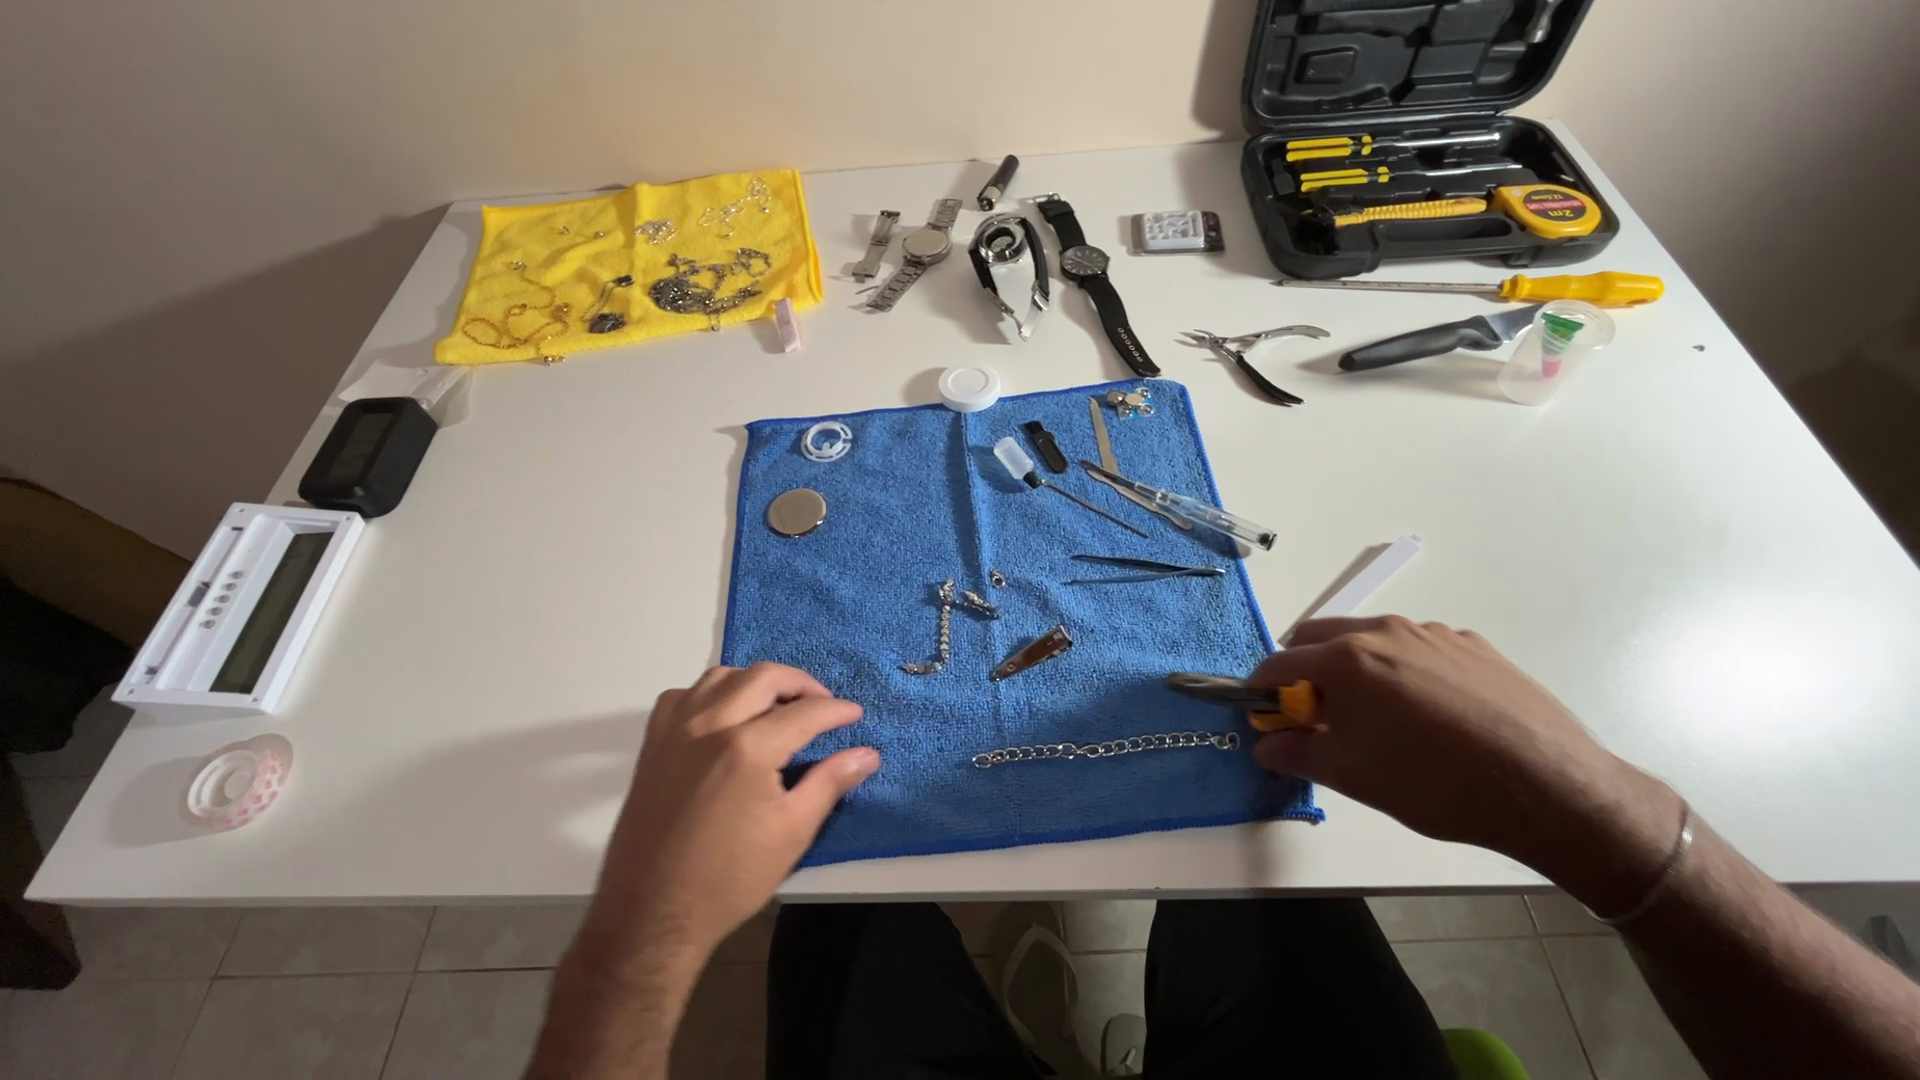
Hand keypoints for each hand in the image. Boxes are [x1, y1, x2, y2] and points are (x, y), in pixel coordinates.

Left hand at [582, 663, 878, 966]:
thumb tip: (867, 754)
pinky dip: (711, 694)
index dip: (837, 711)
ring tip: (777, 706)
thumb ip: (831, 782)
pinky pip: (684, 696)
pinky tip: (725, 717)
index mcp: (748, 747)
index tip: (855, 715)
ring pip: (721, 676)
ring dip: (756, 682)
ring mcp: (675, 730)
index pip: (804, 712)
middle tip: (823, 705)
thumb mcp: (793, 832)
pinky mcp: (652, 744)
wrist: (653, 914)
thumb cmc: (730, 878)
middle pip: (764, 677)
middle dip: (801, 684)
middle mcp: (709, 725)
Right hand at [1248, 617, 1679, 906]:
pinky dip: (1402, 669)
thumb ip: (1297, 753)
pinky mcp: (1474, 645)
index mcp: (1346, 659)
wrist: (1551, 789)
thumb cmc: (1436, 784)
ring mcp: (1433, 634)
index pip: (1279, 662)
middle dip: (1304, 669)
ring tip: (1378, 716)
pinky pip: (1418, 648)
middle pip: (1319, 636)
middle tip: (1316, 713)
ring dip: (1354, 666)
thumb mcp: (1353, 776)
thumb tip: (1266, 746)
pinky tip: (1430, 714)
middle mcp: (1385, 631)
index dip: (1263, 689)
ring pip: (1370, 638)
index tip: (1265, 713)